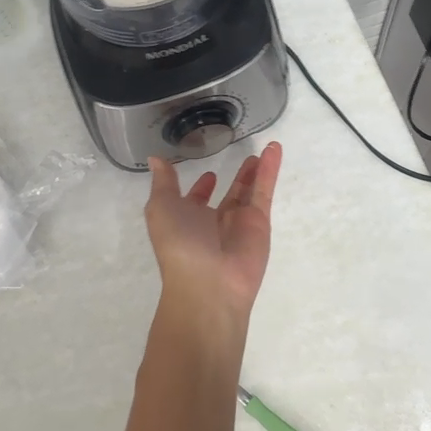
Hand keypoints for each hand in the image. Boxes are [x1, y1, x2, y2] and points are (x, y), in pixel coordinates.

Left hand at [144, 142, 281, 316]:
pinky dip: (270, 169)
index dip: (200, 190)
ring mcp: (239, 222)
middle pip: (229, 195)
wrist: (208, 282)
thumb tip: (156, 160)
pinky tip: (274, 148)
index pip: (196, 203)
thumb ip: (163, 183)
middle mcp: (214, 222)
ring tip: (265, 150)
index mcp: (187, 221)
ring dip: (257, 171)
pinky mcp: (259, 221)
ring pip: (250, 190)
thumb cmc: (179, 244)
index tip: (208, 174)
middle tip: (247, 158)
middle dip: (237, 179)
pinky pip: (264, 189)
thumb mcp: (161, 208)